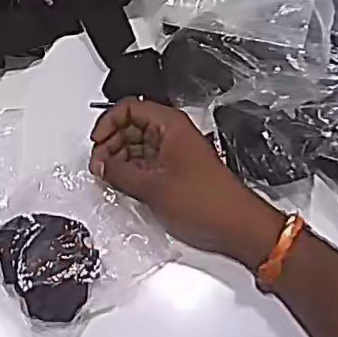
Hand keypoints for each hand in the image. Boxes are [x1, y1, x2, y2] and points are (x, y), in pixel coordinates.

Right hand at [90, 98, 277, 258]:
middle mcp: (174, 134)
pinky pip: (147, 161)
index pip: (129, 108)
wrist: (240, 229)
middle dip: (111, 142)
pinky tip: (123, 183)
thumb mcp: (152, 186)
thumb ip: (119, 172)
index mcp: (170, 125)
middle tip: (99, 161)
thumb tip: (101, 165)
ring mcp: (176, 152)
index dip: (108, 122)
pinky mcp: (177, 170)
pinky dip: (132, 169)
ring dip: (119, 157)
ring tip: (107, 175)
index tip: (97, 140)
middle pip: (131, 125)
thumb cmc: (210, 204)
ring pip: (137, 144)